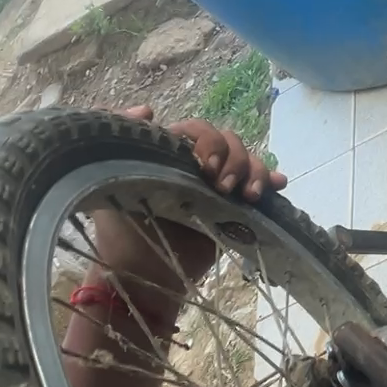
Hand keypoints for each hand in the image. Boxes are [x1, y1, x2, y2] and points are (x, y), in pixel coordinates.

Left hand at [87, 106, 288, 327]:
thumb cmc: (121, 231)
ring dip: (255, 172)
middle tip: (223, 189)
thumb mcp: (107, 178)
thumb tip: (149, 110)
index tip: (205, 168)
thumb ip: (121, 138)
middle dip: (235, 161)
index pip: (199, 130)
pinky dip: (272, 183)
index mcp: (170, 152)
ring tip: (250, 197)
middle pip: (230, 143)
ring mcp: (219, 188)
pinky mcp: (235, 211)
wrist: (144, 277)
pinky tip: (278, 186)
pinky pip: (260, 188)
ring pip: (249, 162)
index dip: (209, 143)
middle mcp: (197, 165)